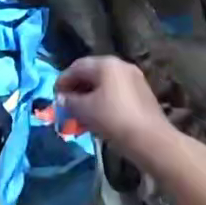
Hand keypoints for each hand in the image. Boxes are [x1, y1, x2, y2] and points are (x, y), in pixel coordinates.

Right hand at [57, 56, 172, 157]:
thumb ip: (69, 101)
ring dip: (89, 97)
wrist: (151, 140)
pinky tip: (97, 116)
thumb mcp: (84, 110)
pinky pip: (116, 92)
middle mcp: (121, 65)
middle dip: (76, 89)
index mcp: (106, 64)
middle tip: (66, 105)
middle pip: (91, 74)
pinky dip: (103, 101)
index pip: (76, 67)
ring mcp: (134, 78)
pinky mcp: (142, 93)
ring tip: (80, 114)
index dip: (62, 81)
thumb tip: (62, 98)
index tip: (55, 97)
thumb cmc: (113, 119)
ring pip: (104, 84)